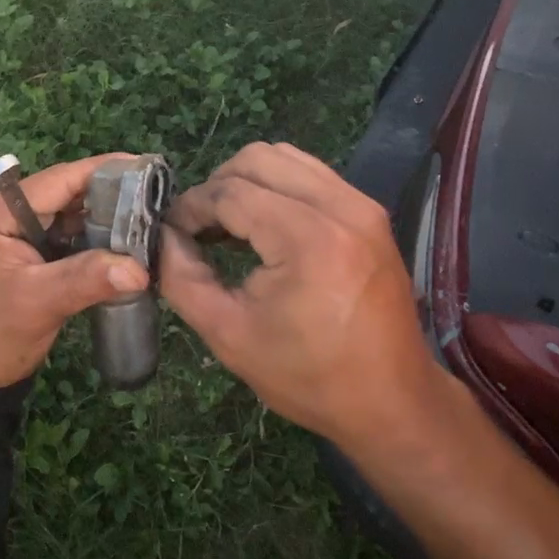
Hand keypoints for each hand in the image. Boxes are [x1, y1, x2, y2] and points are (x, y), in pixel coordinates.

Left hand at [0, 153, 151, 387]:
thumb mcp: (39, 303)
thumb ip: (87, 278)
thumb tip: (140, 269)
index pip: (58, 179)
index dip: (103, 170)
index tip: (146, 166)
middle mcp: (4, 210)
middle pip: (65, 191)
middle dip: (109, 195)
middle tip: (155, 197)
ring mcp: (15, 230)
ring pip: (69, 212)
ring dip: (104, 217)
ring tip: (148, 218)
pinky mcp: (27, 250)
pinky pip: (66, 233)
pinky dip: (93, 237)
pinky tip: (124, 243)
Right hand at [158, 142, 440, 447]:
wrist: (393, 401)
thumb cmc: (310, 377)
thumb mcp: (229, 336)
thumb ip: (183, 279)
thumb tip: (164, 236)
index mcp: (308, 240)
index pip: (231, 192)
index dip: (192, 206)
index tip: (172, 231)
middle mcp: (340, 208)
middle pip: (257, 159)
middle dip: (217, 185)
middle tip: (198, 226)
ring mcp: (361, 205)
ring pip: (285, 157)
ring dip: (247, 180)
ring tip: (228, 222)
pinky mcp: (369, 211)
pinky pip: (310, 173)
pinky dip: (277, 185)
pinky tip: (263, 224)